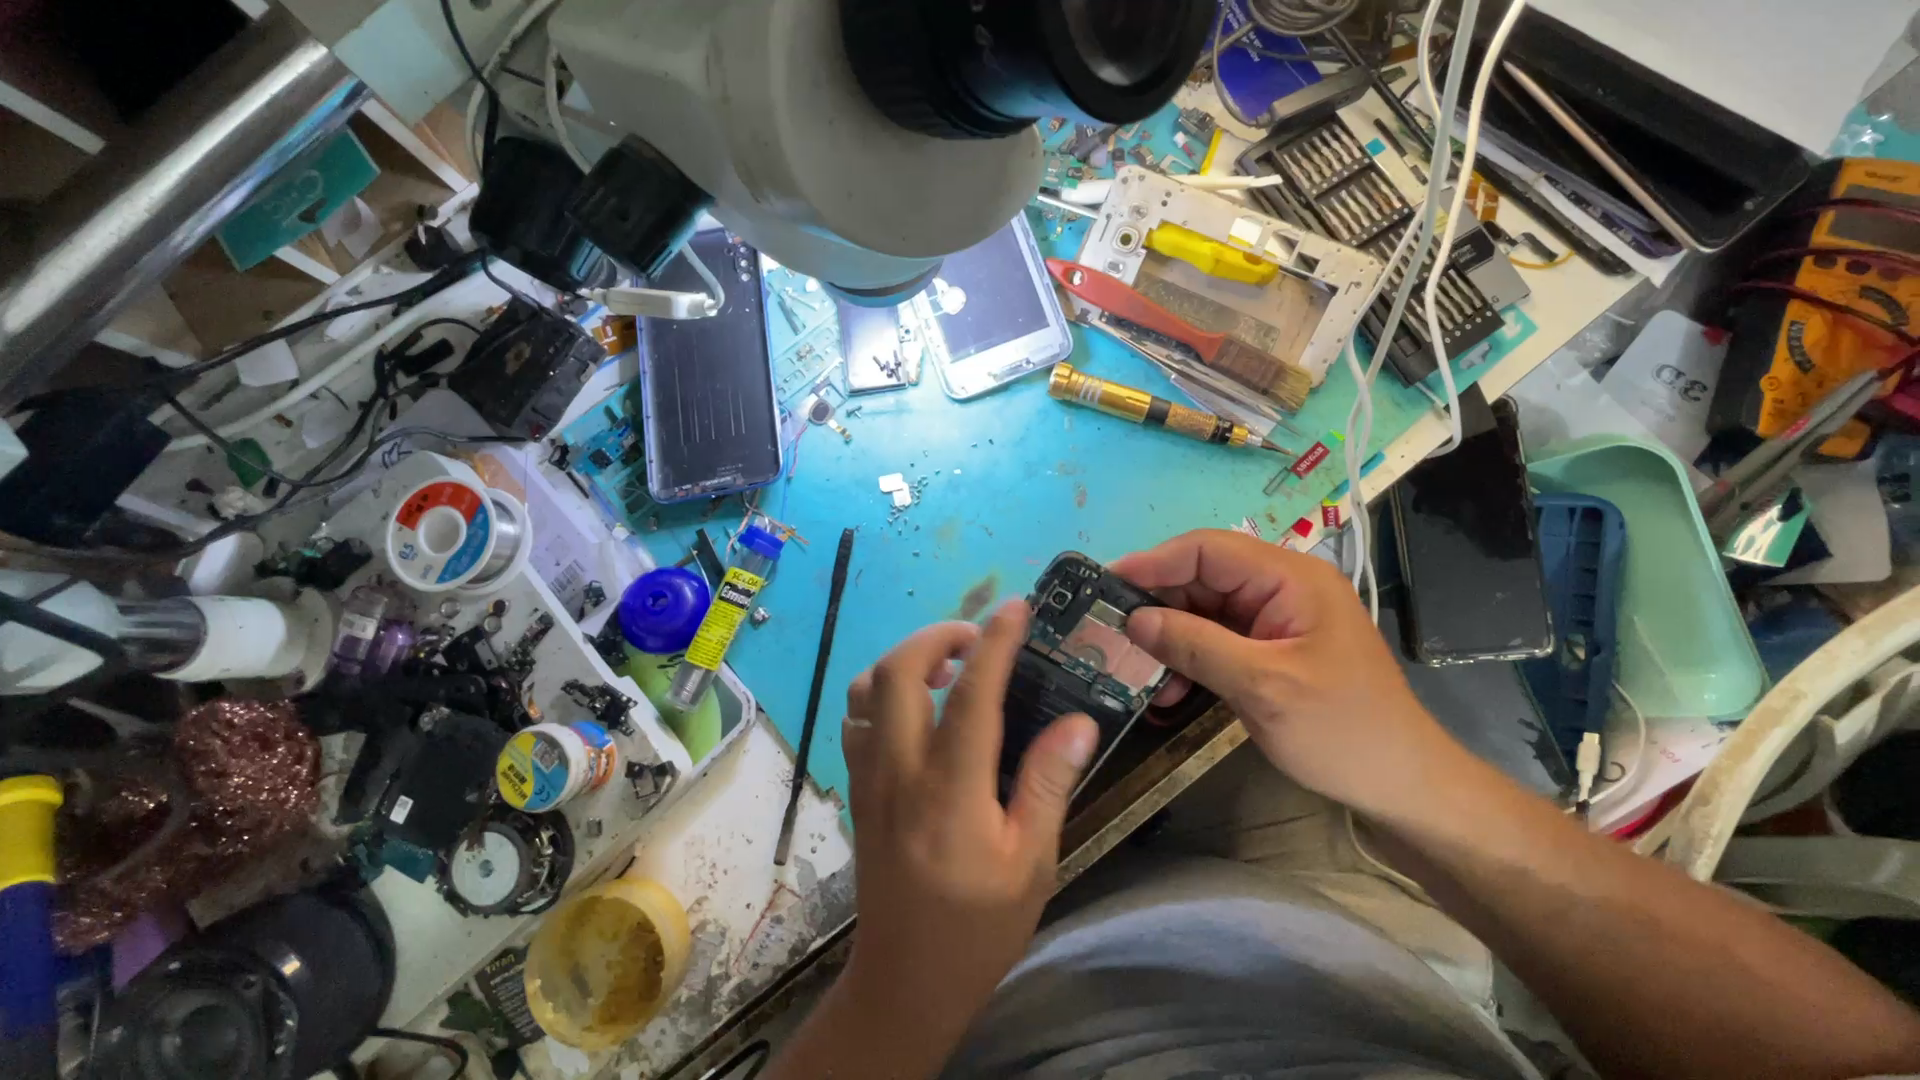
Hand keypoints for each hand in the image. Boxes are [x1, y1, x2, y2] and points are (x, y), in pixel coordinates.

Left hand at [839, 600, 1099, 1051]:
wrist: (905, 979)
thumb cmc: (978, 926)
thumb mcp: (1033, 863)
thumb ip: (1049, 784)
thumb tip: (1078, 719)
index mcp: (951, 790)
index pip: (971, 694)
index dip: (995, 642)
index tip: (1016, 609)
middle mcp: (898, 772)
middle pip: (896, 673)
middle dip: (936, 636)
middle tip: (978, 639)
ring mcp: (867, 779)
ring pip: (865, 691)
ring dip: (904, 661)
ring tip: (948, 667)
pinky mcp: (855, 792)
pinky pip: (855, 721)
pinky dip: (882, 693)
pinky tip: (918, 710)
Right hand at [1112, 530, 1459, 817]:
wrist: (1402, 784)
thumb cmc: (1341, 730)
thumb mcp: (1262, 686)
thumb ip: (1195, 645)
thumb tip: (1134, 619)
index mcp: (1290, 579)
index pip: (1207, 548)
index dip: (1153, 562)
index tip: (1104, 584)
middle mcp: (1282, 589)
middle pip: (1202, 578)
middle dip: (1157, 606)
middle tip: (1110, 635)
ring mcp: (1277, 621)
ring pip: (1204, 612)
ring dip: (1170, 640)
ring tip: (1138, 673)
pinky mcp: (1271, 651)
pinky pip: (1218, 642)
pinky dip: (1191, 661)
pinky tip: (1170, 692)